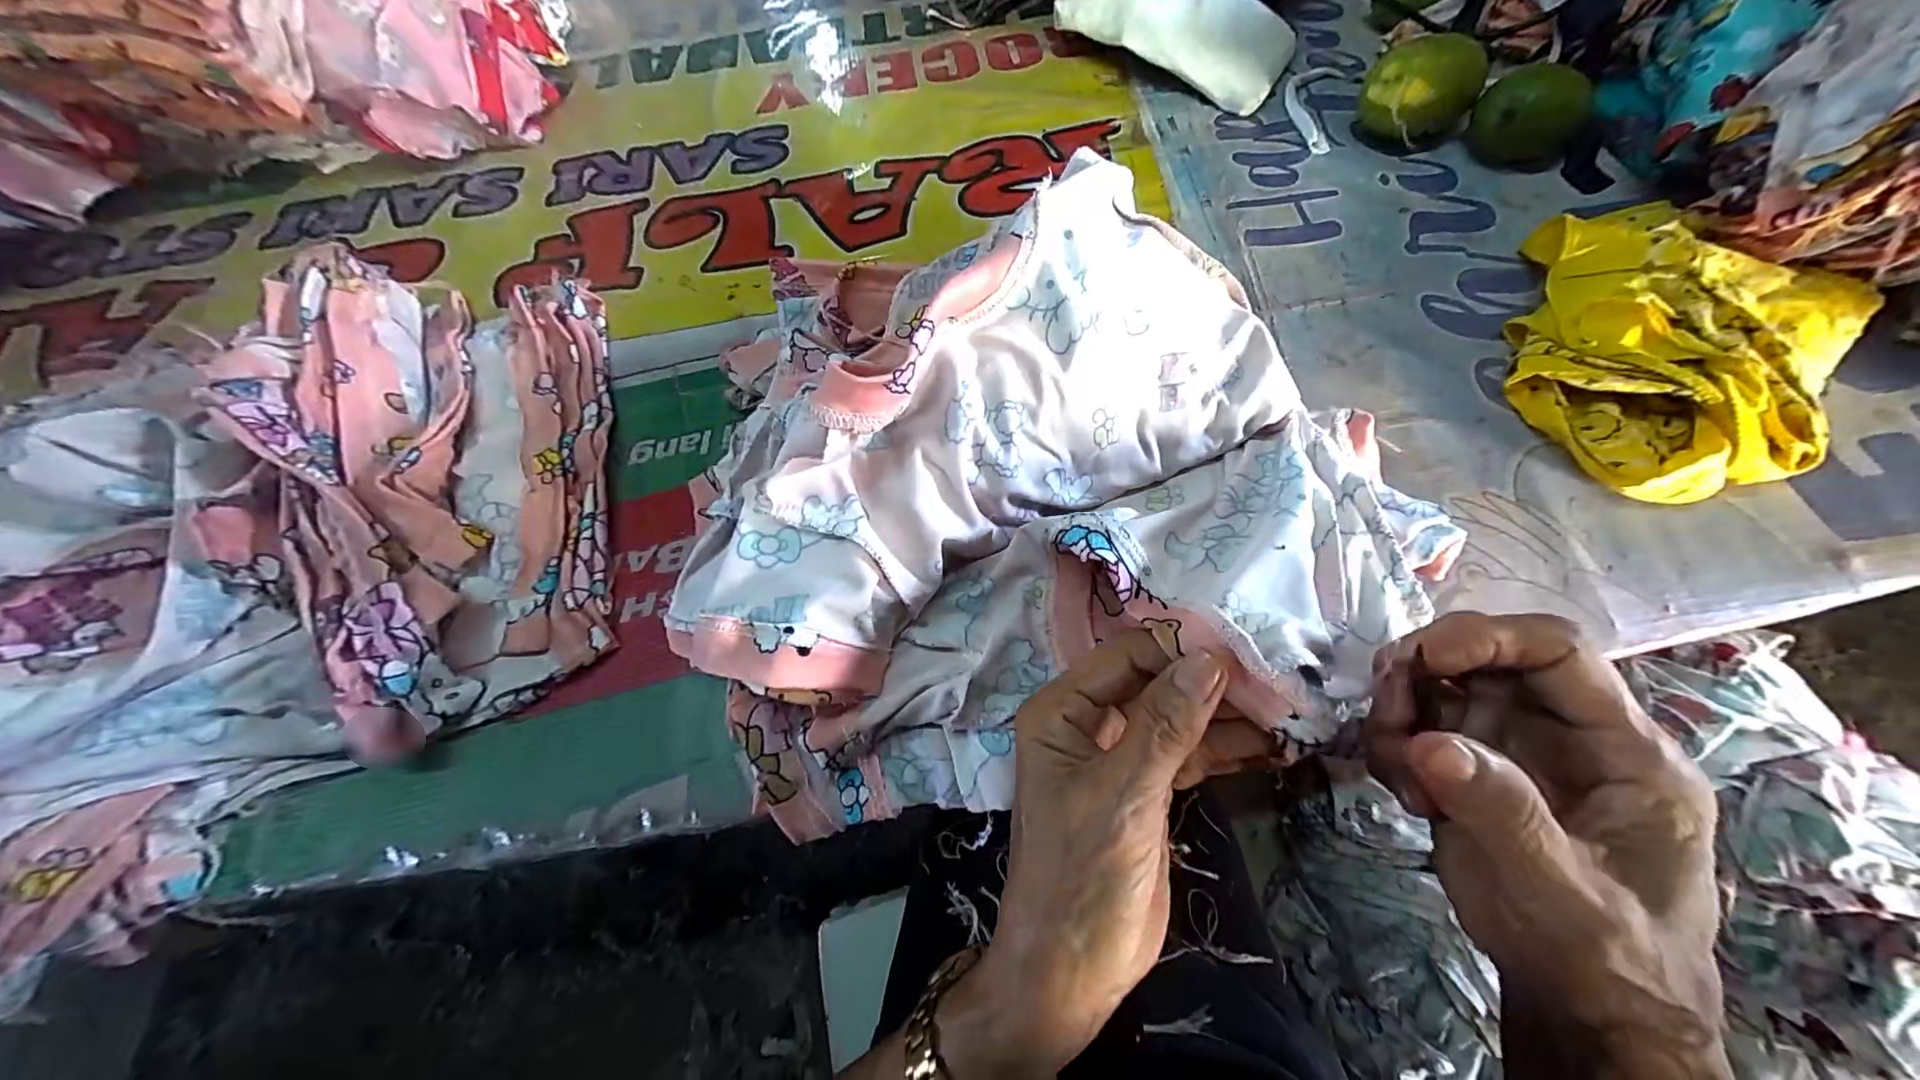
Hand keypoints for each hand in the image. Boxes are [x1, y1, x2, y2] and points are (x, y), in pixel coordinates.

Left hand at [939, 631, 1239, 1076]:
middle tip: (1280, 677)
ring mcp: (1118, 755)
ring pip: (1177, 717)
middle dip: (1211, 681)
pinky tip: (1270, 742)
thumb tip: (1209, 659)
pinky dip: (1224, 747)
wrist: (1070, 969)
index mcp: (1061, 711)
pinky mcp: (1146, 788)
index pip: (1126, 657)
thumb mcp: (1124, 795)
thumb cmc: (1082, 876)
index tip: (1245, 649)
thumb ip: (1166, 726)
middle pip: (1155, 683)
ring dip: (1226, 714)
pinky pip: (1188, 752)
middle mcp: (1087, 723)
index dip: (1181, 649)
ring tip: (1289, 706)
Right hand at [1366, 613, 1729, 1078]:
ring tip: (1398, 773)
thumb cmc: (1601, 954)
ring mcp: (1512, 747)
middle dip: (1422, 672)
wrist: (1580, 1004)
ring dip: (1398, 711)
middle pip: (1482, 658)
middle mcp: (1563, 732)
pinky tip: (1408, 798)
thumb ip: (1502, 813)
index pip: (1558, 652)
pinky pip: (1415, 726)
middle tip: (1385, 708)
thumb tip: (1429, 744)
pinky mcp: (1469, 767)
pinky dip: (1393, 746)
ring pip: (1437, 687)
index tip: (1422, 657)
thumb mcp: (1560, 892)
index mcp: (1621, 749)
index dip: (1488, 638)